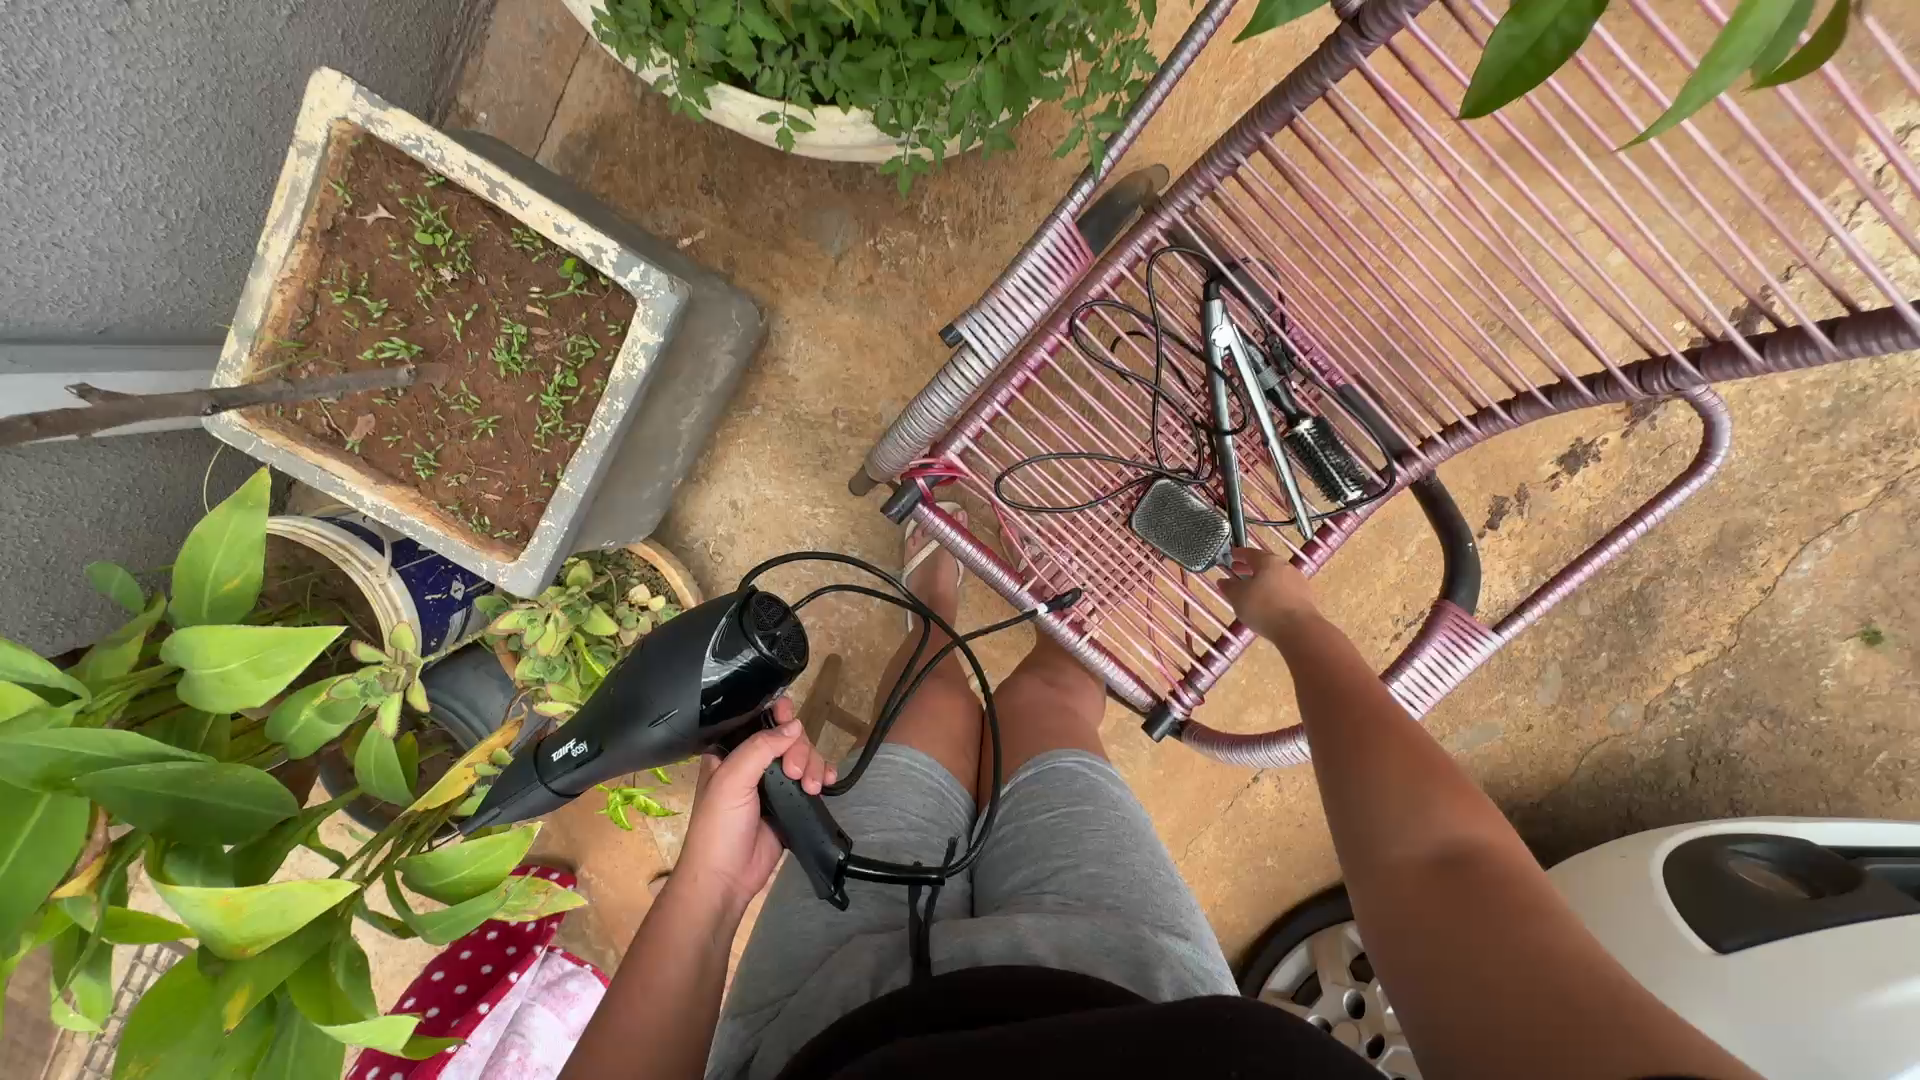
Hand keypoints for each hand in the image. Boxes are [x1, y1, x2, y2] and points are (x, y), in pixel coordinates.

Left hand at [673, 698, 835, 909]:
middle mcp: (753, 764)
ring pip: (804, 756)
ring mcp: (774, 784)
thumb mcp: (732, 780)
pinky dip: (823, 775)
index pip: (757, 722)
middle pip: (788, 737)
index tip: (790, 716)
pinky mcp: (791, 802)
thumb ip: (761, 748)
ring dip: (813, 764)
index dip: (775, 715)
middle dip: (799, 750)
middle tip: (794, 773)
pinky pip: (812, 778)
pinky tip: (828, 782)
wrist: (726, 879)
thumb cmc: (719, 827)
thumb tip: (795, 724)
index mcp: (730, 754)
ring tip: (811, 787)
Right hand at [1216, 546, 1321, 641]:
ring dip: (1262, 580)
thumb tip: (1223, 580)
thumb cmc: (1263, 607)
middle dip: (1250, 567)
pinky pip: (1284, 590)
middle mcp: (1285, 567)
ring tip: (1251, 589)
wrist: (1299, 628)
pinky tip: (1267, 602)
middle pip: (1265, 564)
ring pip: (1275, 577)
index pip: (1250, 553)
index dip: (1239, 554)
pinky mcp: (1305, 597)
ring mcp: (1298, 581)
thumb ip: (1229, 587)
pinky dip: (1273, 591)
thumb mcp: (1238, 597)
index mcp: (1268, 561)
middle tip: (1237, 571)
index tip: (1231, 555)